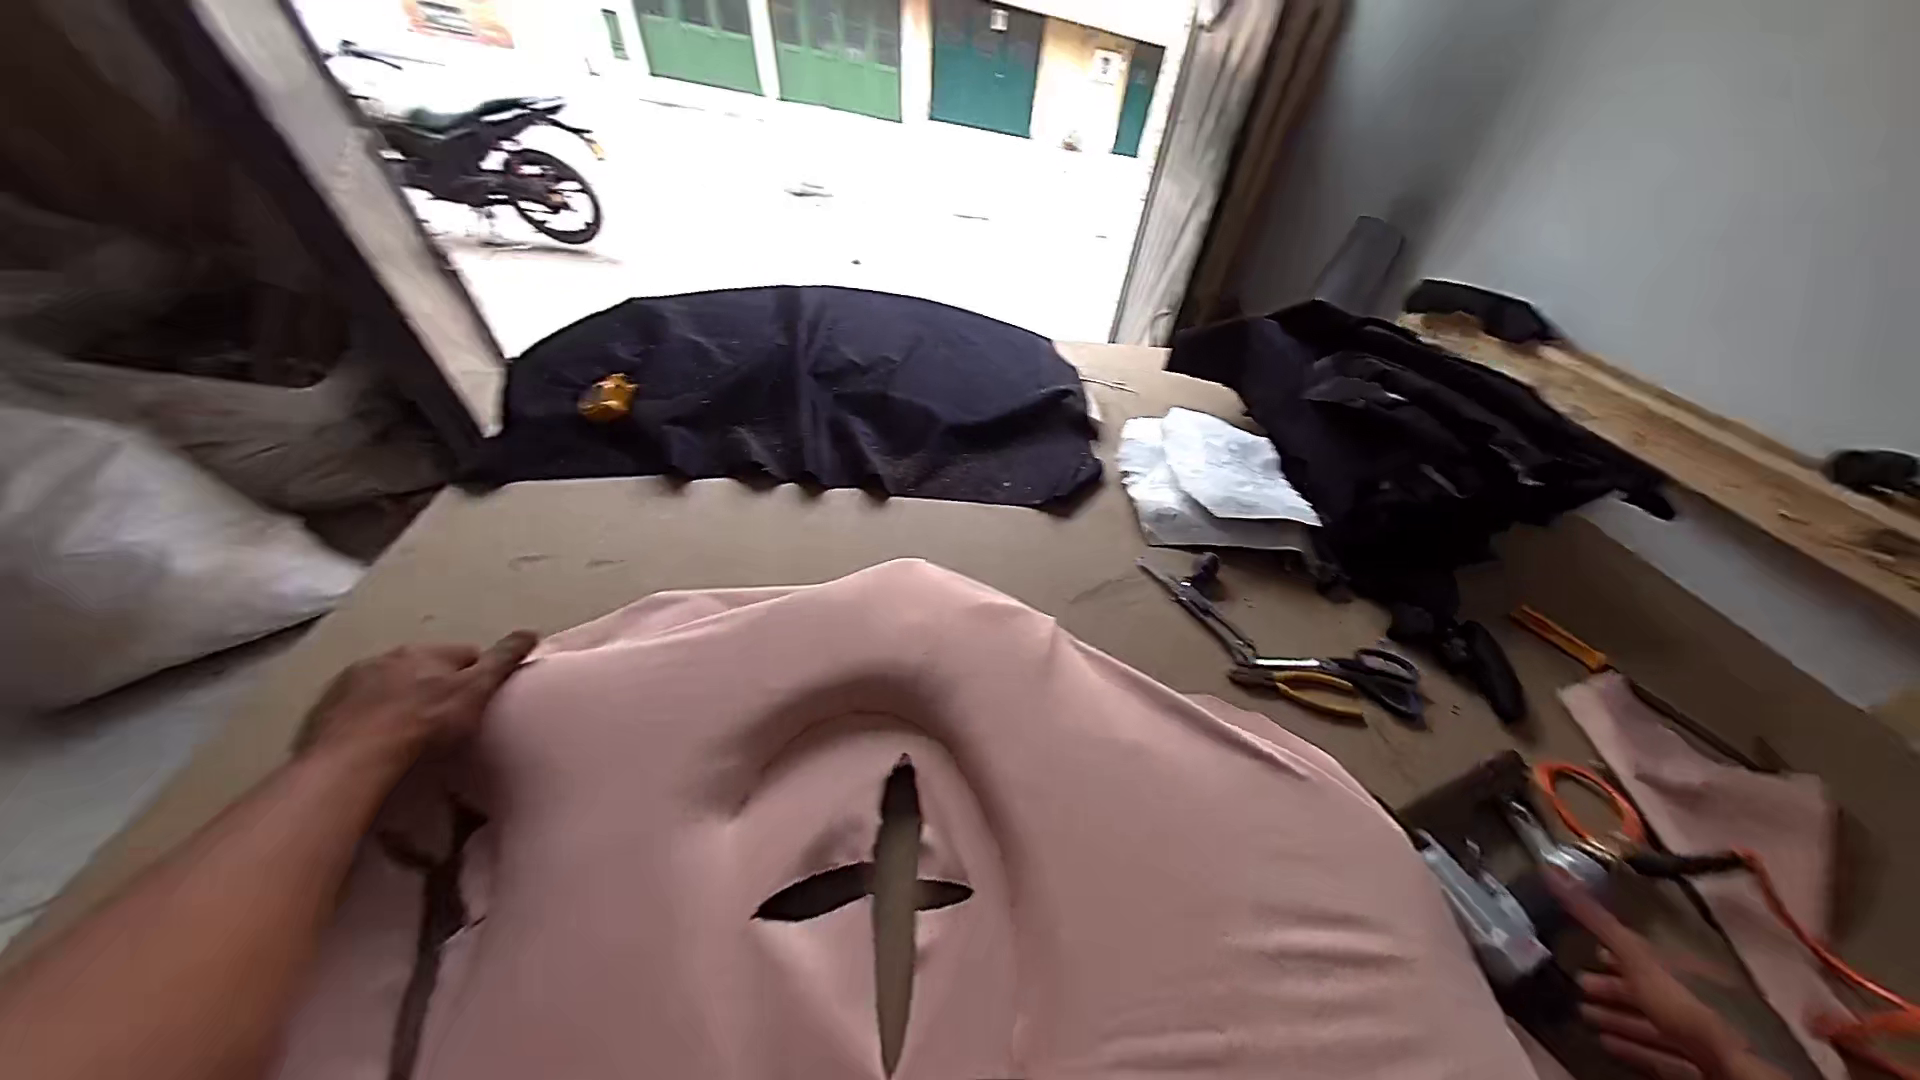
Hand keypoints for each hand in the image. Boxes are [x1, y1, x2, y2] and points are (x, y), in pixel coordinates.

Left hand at [296, 632, 538, 771]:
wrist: (354, 761)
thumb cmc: (427, 722)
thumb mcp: (478, 688)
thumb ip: (504, 658)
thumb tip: (531, 630)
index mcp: (426, 650)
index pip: (467, 654)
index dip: (479, 677)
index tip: (480, 702)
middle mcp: (386, 657)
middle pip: (427, 668)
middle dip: (438, 685)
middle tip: (448, 719)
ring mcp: (349, 683)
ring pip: (391, 686)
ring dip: (402, 700)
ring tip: (411, 732)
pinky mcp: (322, 711)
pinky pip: (359, 708)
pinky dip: (372, 718)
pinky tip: (379, 740)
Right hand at [1549, 873, 1787, 1079]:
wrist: (1734, 1066)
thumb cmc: (1682, 1002)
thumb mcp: (1633, 954)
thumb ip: (1594, 917)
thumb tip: (1551, 868)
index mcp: (1680, 966)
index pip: (1640, 954)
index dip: (1610, 950)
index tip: (1584, 949)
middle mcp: (1692, 996)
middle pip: (1645, 989)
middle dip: (1610, 987)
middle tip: (1576, 984)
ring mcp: (1698, 1033)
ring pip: (1651, 1021)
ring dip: (1616, 1017)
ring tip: (1583, 1015)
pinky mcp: (1699, 1062)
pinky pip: (1660, 1052)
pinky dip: (1633, 1047)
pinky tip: (1608, 1044)